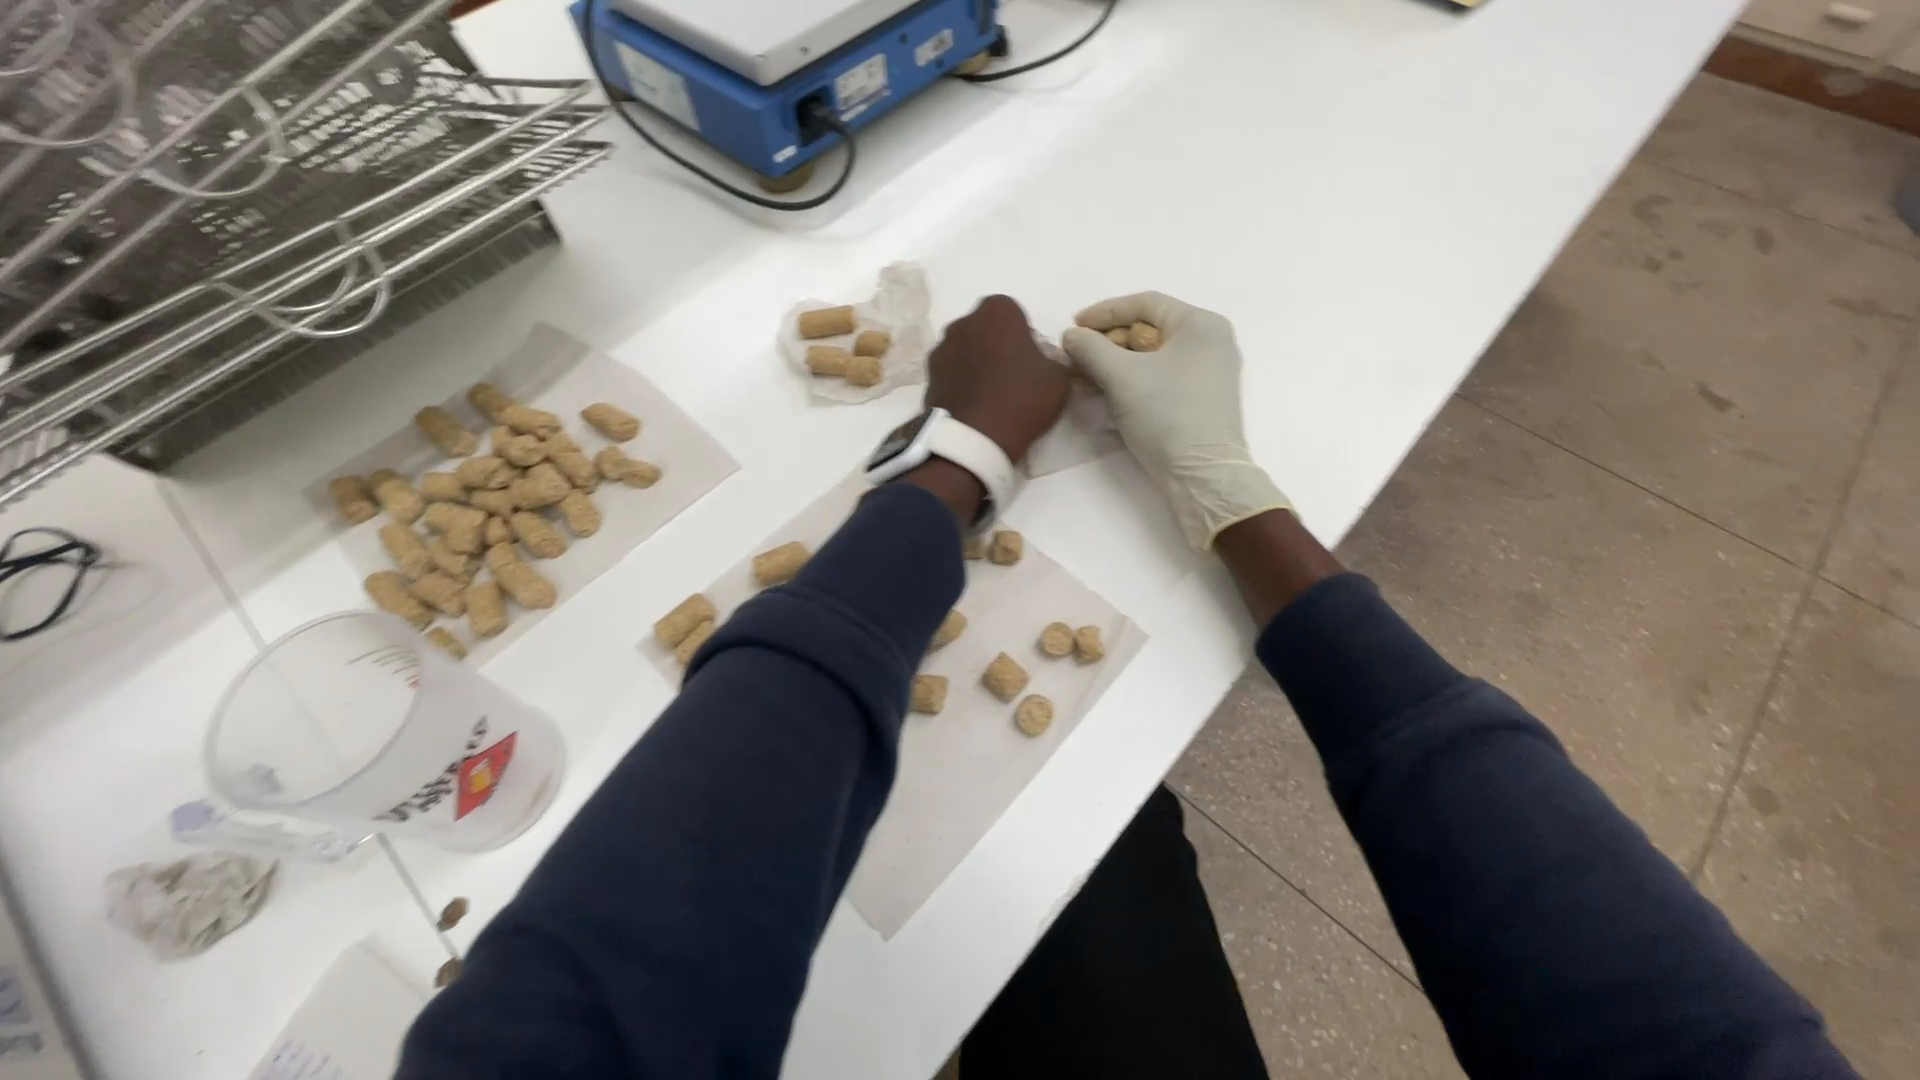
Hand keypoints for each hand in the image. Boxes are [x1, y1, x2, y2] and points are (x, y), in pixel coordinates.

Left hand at [925, 295, 1070, 463]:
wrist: (975, 438)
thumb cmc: (1022, 399)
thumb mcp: (1058, 379)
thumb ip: (1052, 359)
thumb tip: (1040, 360)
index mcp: (997, 311)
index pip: (1013, 314)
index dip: (1023, 336)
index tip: (1030, 360)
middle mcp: (963, 322)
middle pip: (984, 329)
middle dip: (995, 345)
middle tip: (1010, 376)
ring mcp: (940, 349)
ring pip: (964, 350)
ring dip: (975, 363)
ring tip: (989, 394)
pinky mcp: (927, 377)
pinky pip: (950, 374)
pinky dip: (960, 383)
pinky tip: (972, 405)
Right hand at [1062, 292, 1291, 550]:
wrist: (1202, 477)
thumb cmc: (1167, 416)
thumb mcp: (1122, 377)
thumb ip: (1091, 349)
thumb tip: (1071, 336)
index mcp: (1201, 325)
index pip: (1145, 303)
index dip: (1104, 312)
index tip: (1073, 327)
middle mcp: (1210, 343)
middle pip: (1147, 330)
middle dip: (1106, 342)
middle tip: (1075, 357)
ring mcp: (1207, 373)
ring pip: (1150, 357)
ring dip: (1113, 365)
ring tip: (1082, 378)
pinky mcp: (1200, 400)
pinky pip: (1159, 379)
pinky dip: (1130, 382)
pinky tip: (1103, 393)